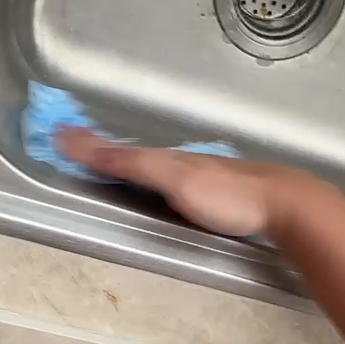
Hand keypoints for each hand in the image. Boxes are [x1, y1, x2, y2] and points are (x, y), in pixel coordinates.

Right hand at [56, 127, 328, 237]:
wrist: (286, 205)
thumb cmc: (228, 195)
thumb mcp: (175, 178)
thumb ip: (131, 163)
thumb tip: (77, 141)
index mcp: (166, 158)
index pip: (116, 150)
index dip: (88, 145)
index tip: (57, 138)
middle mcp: (179, 163)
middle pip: (133, 155)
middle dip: (102, 151)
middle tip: (72, 147)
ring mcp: (199, 178)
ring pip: (154, 168)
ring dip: (126, 164)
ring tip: (103, 164)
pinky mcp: (216, 195)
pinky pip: (171, 182)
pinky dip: (150, 179)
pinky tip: (154, 188)